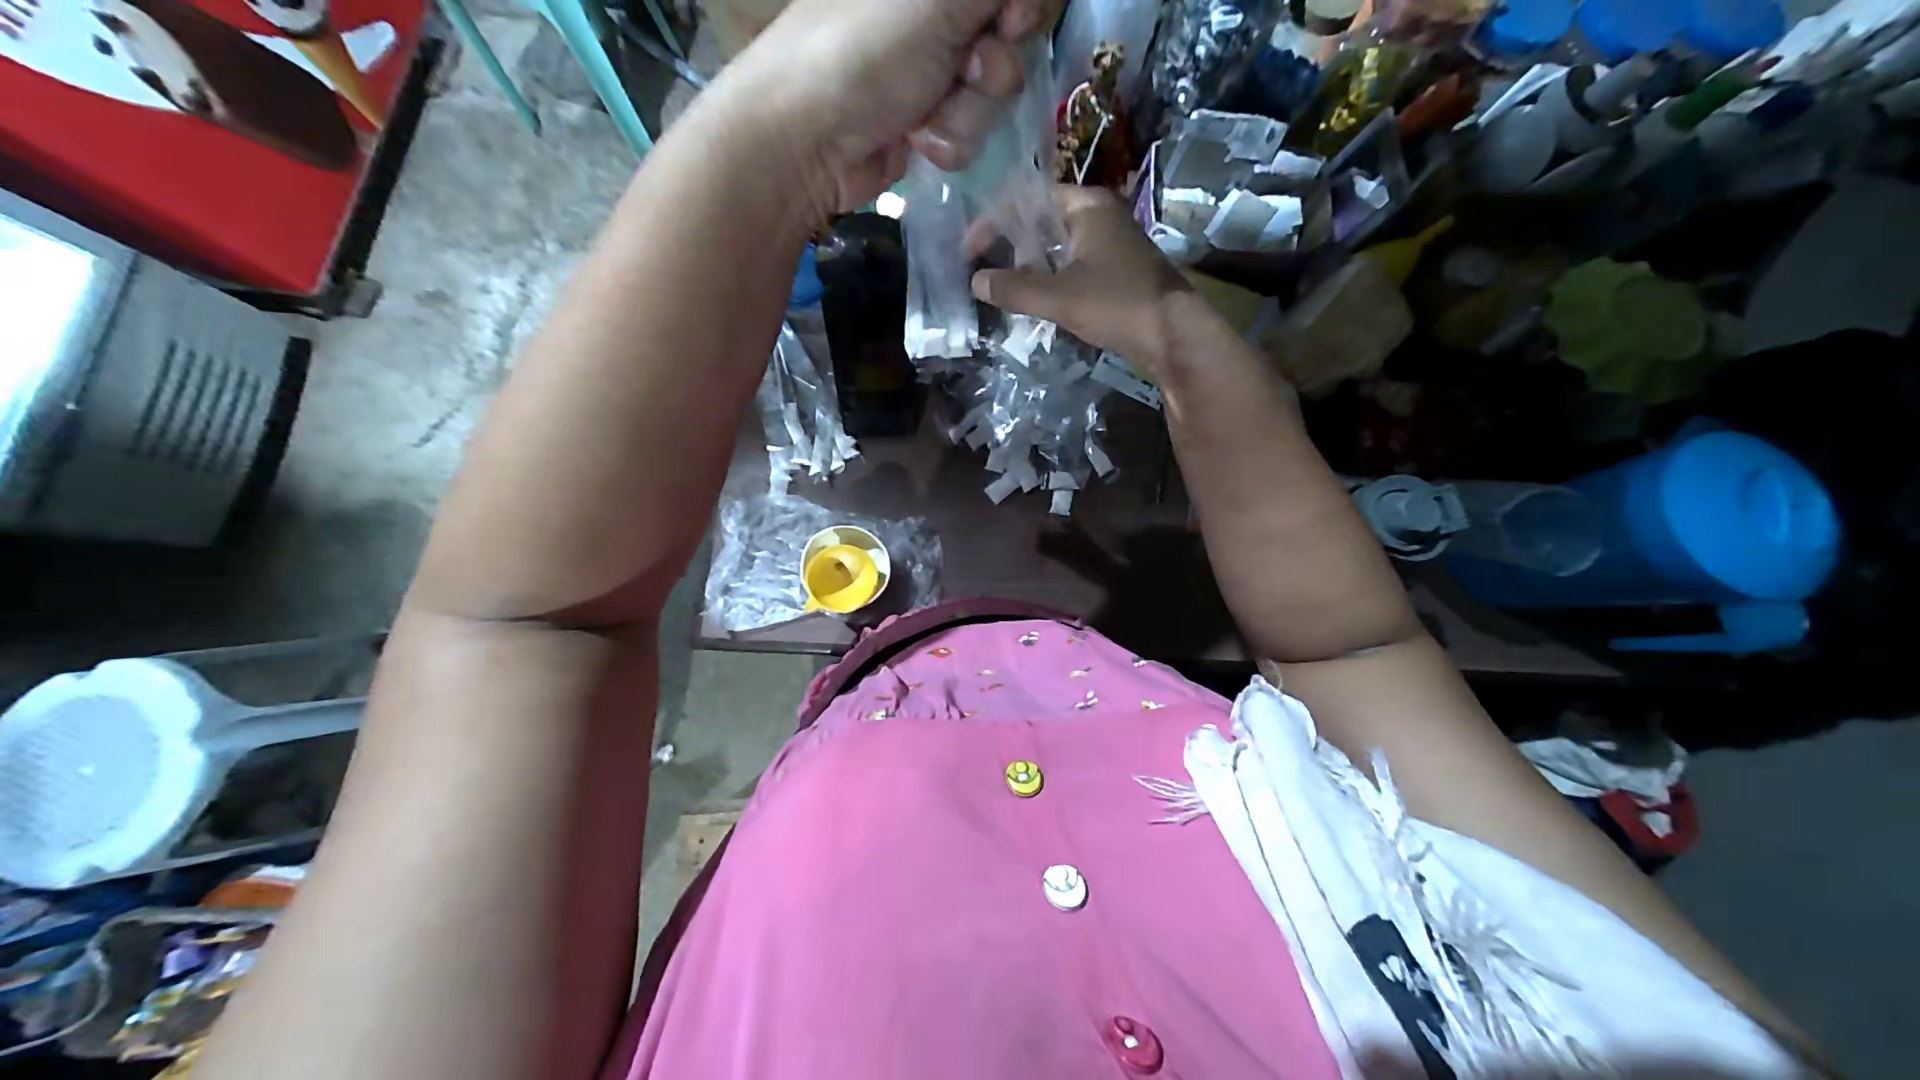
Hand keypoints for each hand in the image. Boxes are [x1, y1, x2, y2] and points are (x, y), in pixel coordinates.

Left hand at [719, 0, 1061, 214]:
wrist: (808, 142)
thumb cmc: (866, 53)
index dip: (1023, 7)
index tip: (1012, 22)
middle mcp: (933, 16)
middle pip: (1010, 39)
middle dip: (992, 66)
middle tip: (966, 70)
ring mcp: (930, 72)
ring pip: (991, 95)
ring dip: (966, 112)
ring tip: (925, 115)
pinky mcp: (925, 124)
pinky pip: (967, 132)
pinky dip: (947, 140)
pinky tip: (916, 140)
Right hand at [970, 186, 1195, 372]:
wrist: (1173, 334)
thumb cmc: (1117, 304)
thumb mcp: (1059, 297)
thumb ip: (1014, 288)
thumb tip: (976, 281)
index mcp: (1087, 205)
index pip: (1028, 198)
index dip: (993, 221)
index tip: (970, 250)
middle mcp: (1099, 215)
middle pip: (1041, 220)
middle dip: (1009, 244)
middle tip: (983, 269)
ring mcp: (1110, 243)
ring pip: (1056, 245)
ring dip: (1029, 265)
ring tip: (1002, 287)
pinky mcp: (1115, 270)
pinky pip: (1071, 265)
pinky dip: (1049, 278)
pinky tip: (1033, 299)